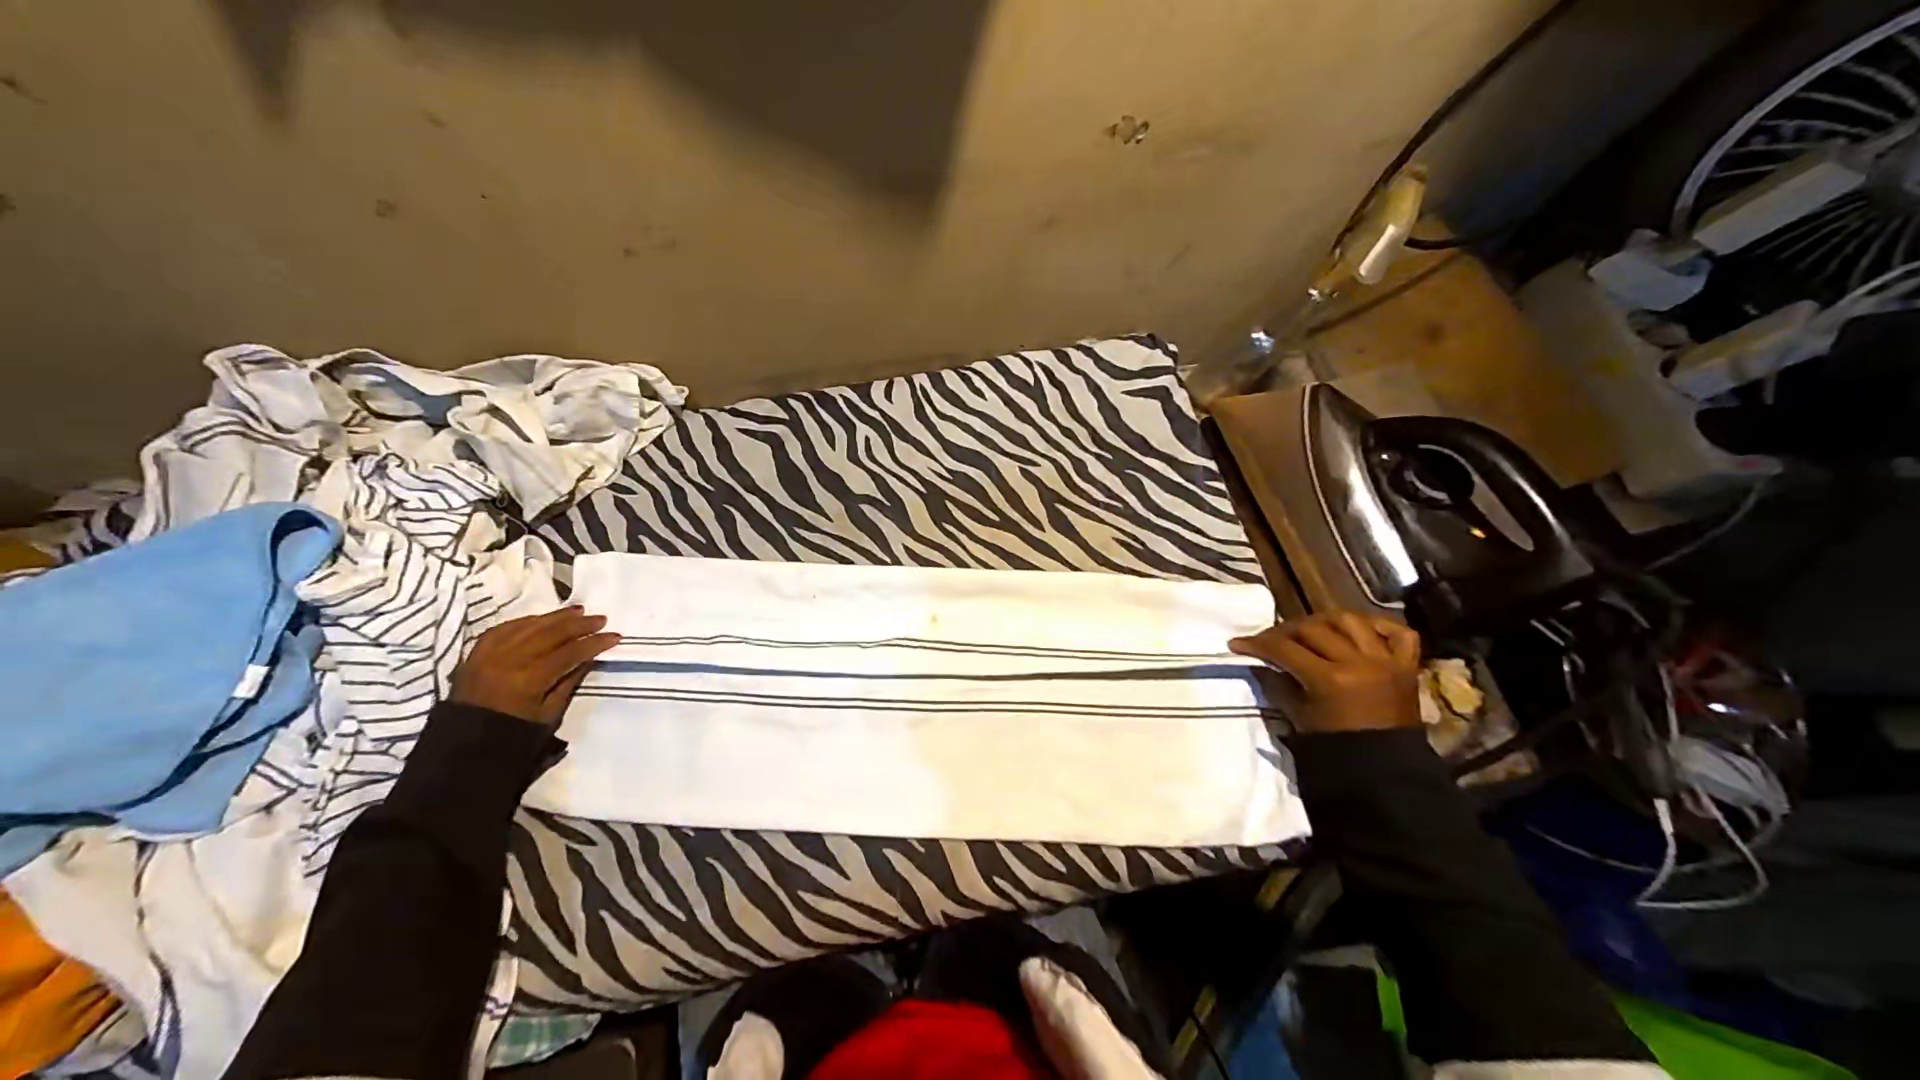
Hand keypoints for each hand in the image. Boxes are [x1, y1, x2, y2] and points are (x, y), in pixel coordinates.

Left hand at [450, 606, 620, 725]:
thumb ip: (569, 681)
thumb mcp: (549, 714)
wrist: (463, 748)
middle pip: (550, 634)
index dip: (594, 643)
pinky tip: (542, 619)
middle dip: (579, 625)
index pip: (569, 652)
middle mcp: (508, 660)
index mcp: (529, 680)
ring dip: (555, 617)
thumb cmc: (512, 736)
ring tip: (577, 611)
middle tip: (600, 619)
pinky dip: (526, 621)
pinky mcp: (475, 653)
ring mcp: (489, 654)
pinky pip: (503, 628)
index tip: (614, 636)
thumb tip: (588, 657)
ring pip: (528, 626)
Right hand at [1230, 612, 1422, 733]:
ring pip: (1350, 620)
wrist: (1385, 768)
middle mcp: (1359, 662)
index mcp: (1330, 679)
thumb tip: (1262, 660)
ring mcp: (1387, 661)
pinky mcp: (1407, 665)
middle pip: (1313, 628)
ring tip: (1310, 629)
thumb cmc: (1337, 746)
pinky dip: (1377, 626)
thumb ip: (1277, 683)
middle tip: (1271, 639)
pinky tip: (1359, 630)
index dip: (1257, 643)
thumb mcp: (1298, 715)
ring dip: (1324, 620)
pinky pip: (1398, 633)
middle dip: (1285, 630)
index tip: (1238, 643)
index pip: (1285, 649)